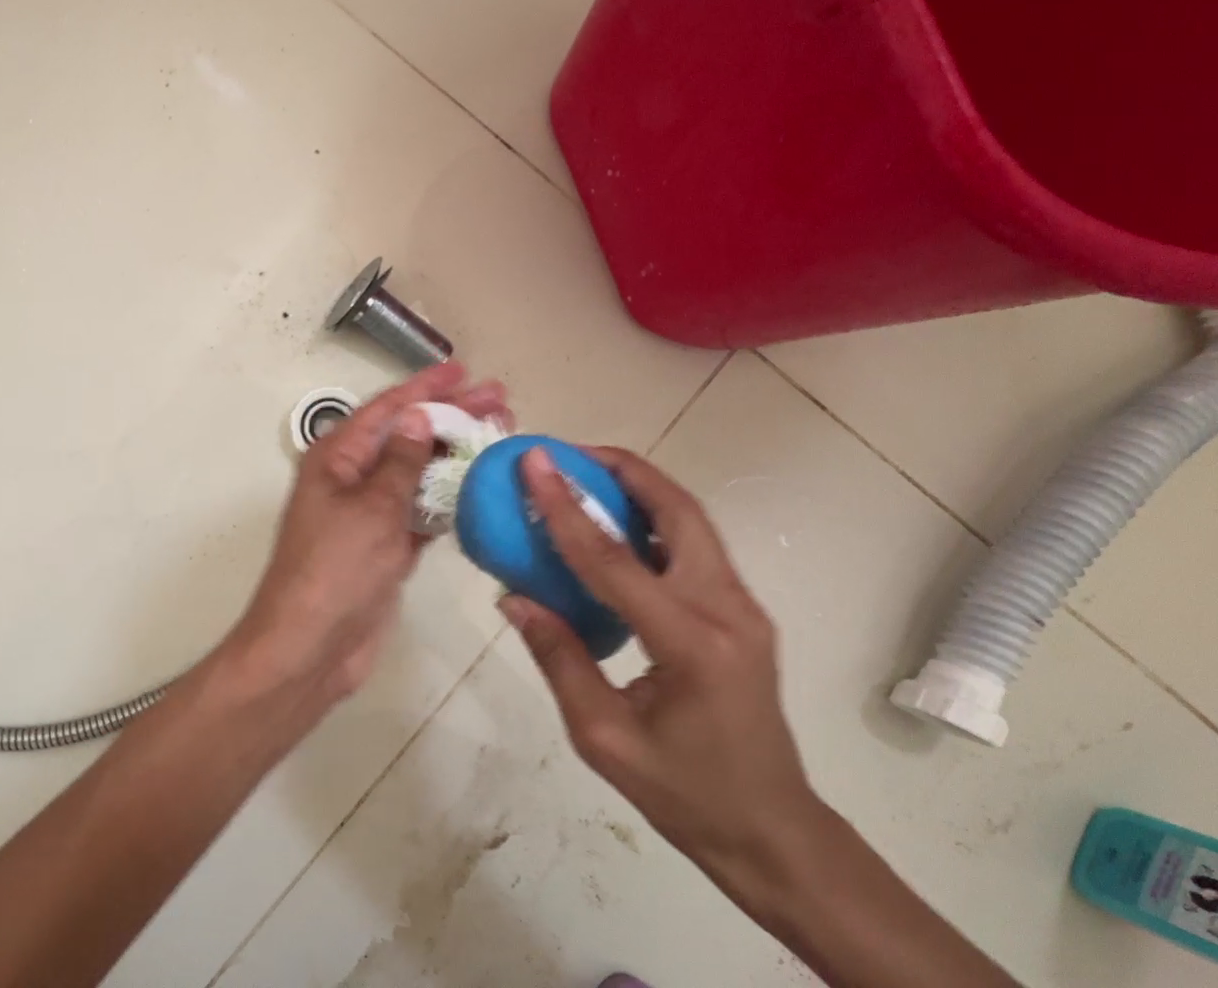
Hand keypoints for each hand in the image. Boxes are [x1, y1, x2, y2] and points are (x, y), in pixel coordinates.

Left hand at [225, 363, 511, 705]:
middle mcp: (350, 479)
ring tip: (500, 438)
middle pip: (406, 437)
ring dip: (454, 457)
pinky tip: (481, 488)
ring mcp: (368, 516)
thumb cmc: (335, 570)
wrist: (312, 646)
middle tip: (500, 401)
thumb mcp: (371, 509)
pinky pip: (421, 513)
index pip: (386, 410)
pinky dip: (448, 501)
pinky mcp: (385, 549)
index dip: (425, 388)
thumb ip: (400, 463)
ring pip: (417, 474)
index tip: (464, 370)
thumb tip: (418, 417)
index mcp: (335, 459)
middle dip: (451, 417)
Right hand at [498, 446, 824, 879]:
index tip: (534, 464)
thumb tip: (514, 597)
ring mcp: (743, 609)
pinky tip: (616, 526)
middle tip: (569, 454)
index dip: (567, 509)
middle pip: (678, 513)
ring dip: (642, 489)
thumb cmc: (682, 791)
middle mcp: (728, 610)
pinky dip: (655, 520)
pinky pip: (695, 549)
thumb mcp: (602, 734)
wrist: (768, 827)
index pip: (616, 560)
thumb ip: (559, 658)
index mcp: (690, 644)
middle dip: (624, 471)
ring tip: (587, 475)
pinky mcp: (742, 614)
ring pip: (693, 523)